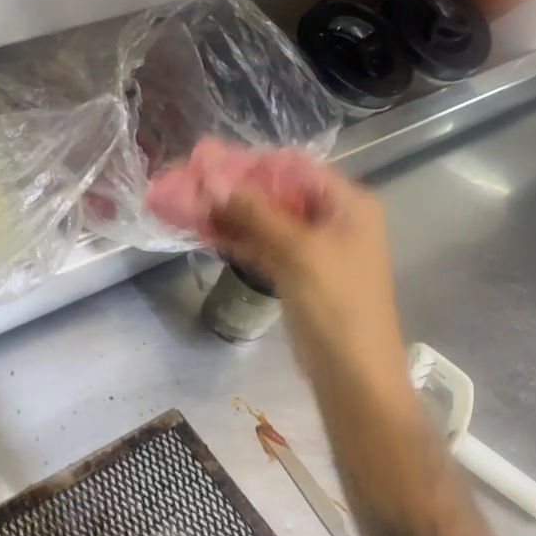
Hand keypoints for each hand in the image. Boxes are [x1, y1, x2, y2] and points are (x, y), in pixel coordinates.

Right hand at [209, 167, 413, 418]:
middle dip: (230, 190)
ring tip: (182, 206)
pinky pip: (262, 248)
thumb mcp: (297, 251)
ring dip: (227, 215)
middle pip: (275, 193)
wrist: (353, 374)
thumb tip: (211, 181)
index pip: (292, 167)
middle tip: (185, 184)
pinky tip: (202, 233)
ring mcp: (314, 250)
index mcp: (348, 204)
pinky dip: (236, 240)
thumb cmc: (337, 305)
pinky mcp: (297, 276)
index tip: (204, 161)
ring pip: (264, 222)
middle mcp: (333, 220)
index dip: (248, 163)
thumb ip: (254, 213)